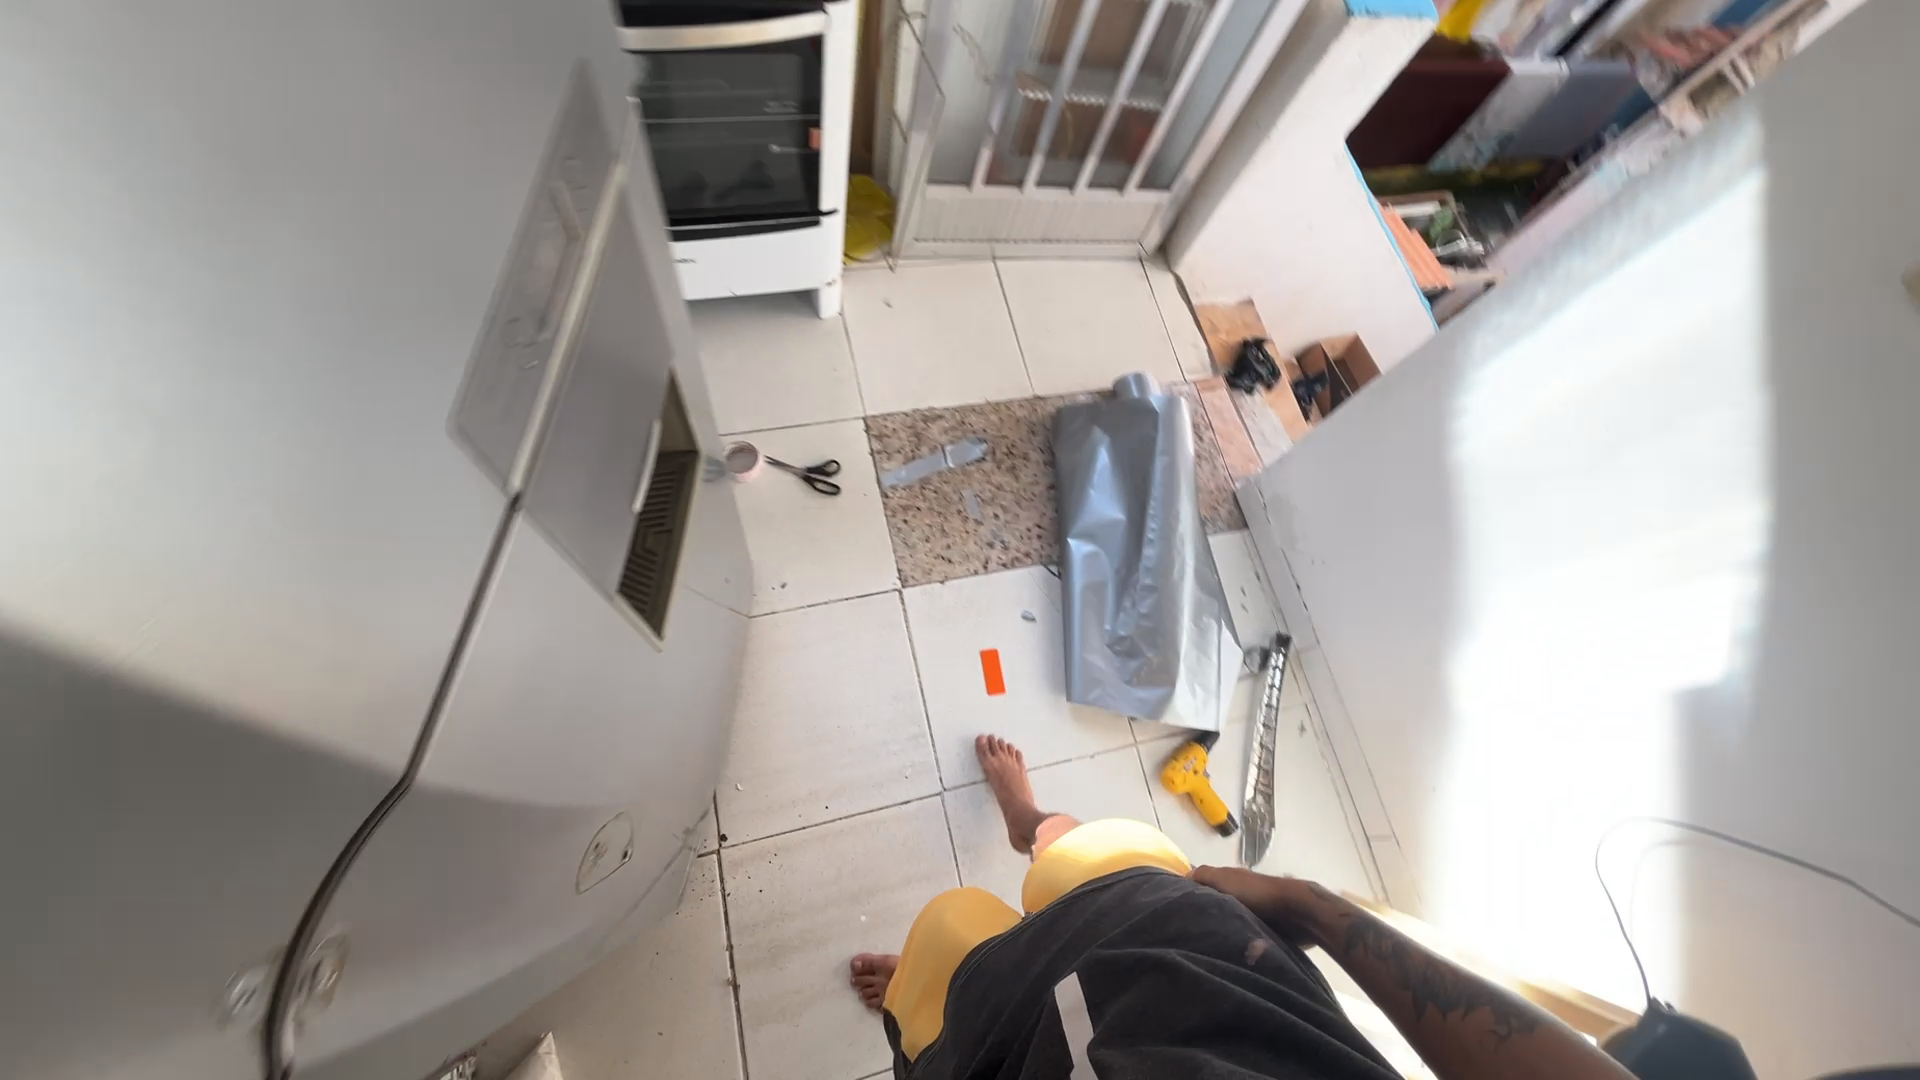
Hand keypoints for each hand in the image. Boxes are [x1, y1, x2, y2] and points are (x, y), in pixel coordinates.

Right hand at [1190, 866, 1342, 947]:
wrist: (1298, 912)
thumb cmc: (1258, 894)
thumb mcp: (1225, 880)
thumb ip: (1204, 876)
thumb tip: (1183, 876)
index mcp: (1229, 879)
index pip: (1203, 884)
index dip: (1190, 893)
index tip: (1175, 909)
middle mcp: (1240, 893)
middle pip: (1216, 903)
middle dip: (1205, 914)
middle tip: (1188, 931)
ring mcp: (1255, 911)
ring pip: (1230, 920)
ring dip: (1222, 929)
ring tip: (1204, 945)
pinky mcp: (1267, 930)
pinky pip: (1246, 935)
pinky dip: (1238, 941)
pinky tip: (1227, 952)